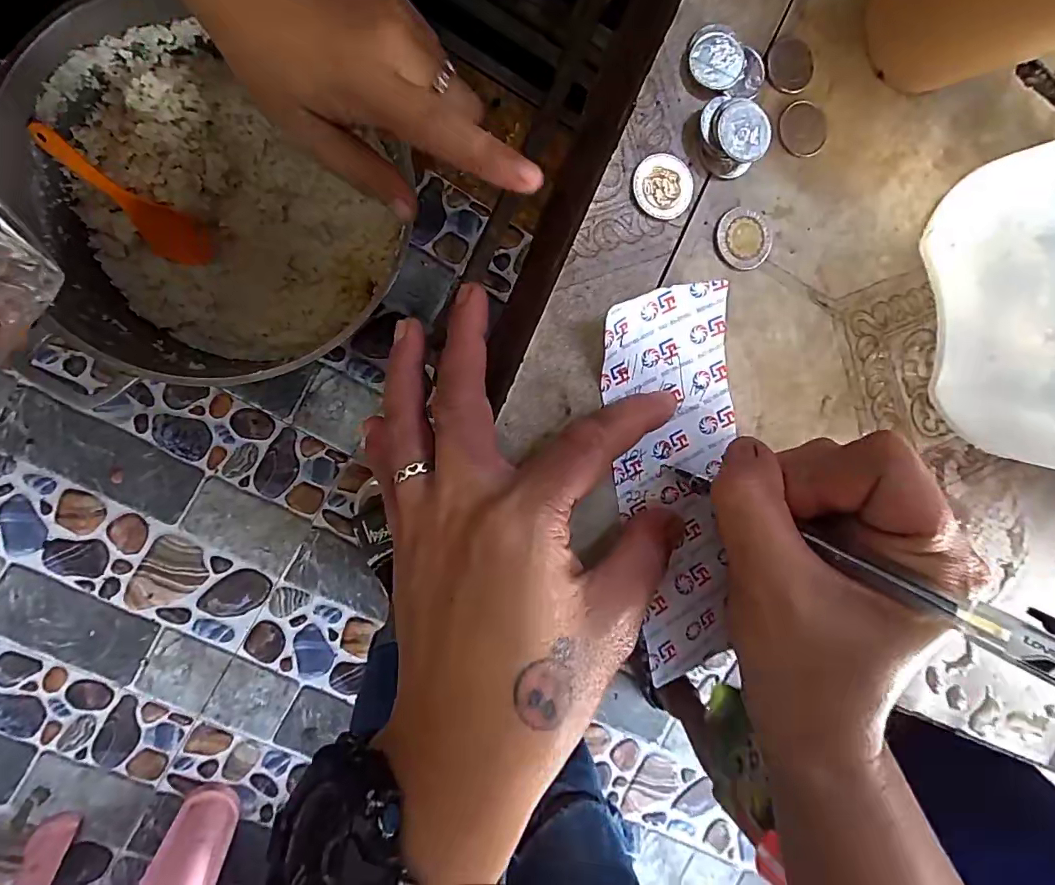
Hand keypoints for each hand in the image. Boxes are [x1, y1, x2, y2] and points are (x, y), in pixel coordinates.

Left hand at [181, 0, 543, 217]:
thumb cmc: (268, 64)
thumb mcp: (305, 130)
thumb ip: (363, 170)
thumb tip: (409, 210)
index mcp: (373, 86)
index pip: (445, 130)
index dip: (490, 159)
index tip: (531, 179)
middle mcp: (404, 49)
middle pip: (467, 108)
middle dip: (456, 134)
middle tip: (404, 138)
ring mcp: (410, 22)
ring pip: (454, 83)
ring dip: (437, 106)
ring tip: (380, 97)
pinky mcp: (408, 7)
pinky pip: (437, 58)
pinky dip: (425, 80)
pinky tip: (380, 70)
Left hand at [362, 283, 677, 882]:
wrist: (458, 759)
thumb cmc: (538, 694)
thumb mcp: (609, 624)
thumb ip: (642, 555)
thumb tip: (669, 512)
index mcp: (522, 519)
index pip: (585, 446)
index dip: (627, 418)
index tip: (658, 399)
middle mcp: (463, 503)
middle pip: (460, 404)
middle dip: (465, 343)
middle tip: (468, 296)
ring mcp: (423, 521)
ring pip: (406, 428)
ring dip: (406, 375)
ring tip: (407, 331)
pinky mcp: (404, 545)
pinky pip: (389, 475)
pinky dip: (388, 438)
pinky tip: (385, 417)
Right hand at [711, 434, 986, 767]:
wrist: (807, 729)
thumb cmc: (802, 674)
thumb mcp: (769, 587)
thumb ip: (750, 507)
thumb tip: (742, 448)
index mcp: (937, 551)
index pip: (882, 459)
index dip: (820, 477)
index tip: (784, 525)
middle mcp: (925, 533)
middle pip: (846, 460)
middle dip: (790, 491)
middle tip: (768, 544)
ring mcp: (891, 535)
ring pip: (822, 470)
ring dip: (778, 501)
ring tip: (770, 553)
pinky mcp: (860, 539)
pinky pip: (810, 491)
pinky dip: (777, 510)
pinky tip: (775, 550)